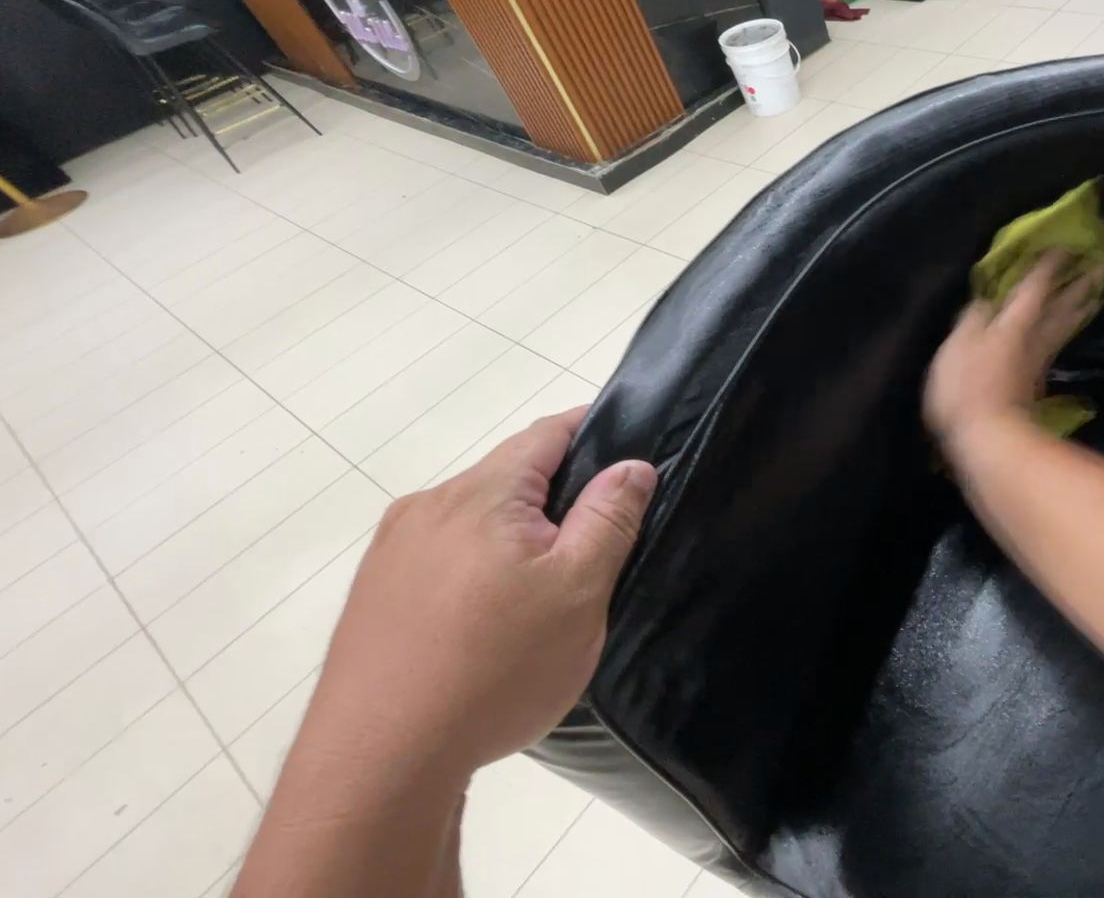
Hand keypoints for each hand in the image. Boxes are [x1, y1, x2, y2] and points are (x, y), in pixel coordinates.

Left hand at [304, 407, 655, 779]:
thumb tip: (633, 464)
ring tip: (553, 581)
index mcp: (481, 493)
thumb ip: (610, 517)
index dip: (595, 429)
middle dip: (562, 492)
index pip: (548, 433)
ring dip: (521, 530)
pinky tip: (497, 614)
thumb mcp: (579, 588)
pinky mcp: (376, 594)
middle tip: (605, 533)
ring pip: (479, 517)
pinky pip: (447, 553)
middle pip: (512, 475)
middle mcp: (428, 506)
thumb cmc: (496, 666)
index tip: (634, 446)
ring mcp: (393, 551)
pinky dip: (484, 562)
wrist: (376, 766)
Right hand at [925, 249, 1103, 445]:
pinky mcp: (1035, 385)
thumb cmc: (968, 390)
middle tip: (1102, 265)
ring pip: (1064, 328)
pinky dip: (1066, 332)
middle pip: (1061, 307)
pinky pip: (1056, 346)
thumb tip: (989, 300)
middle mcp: (1033, 340)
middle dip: (1079, 284)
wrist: (990, 443)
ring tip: (1095, 294)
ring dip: (1079, 308)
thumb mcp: (958, 346)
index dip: (1049, 265)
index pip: (1035, 287)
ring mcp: (1038, 364)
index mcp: (1015, 324)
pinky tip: (1065, 334)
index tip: (1067, 244)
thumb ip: (974, 318)